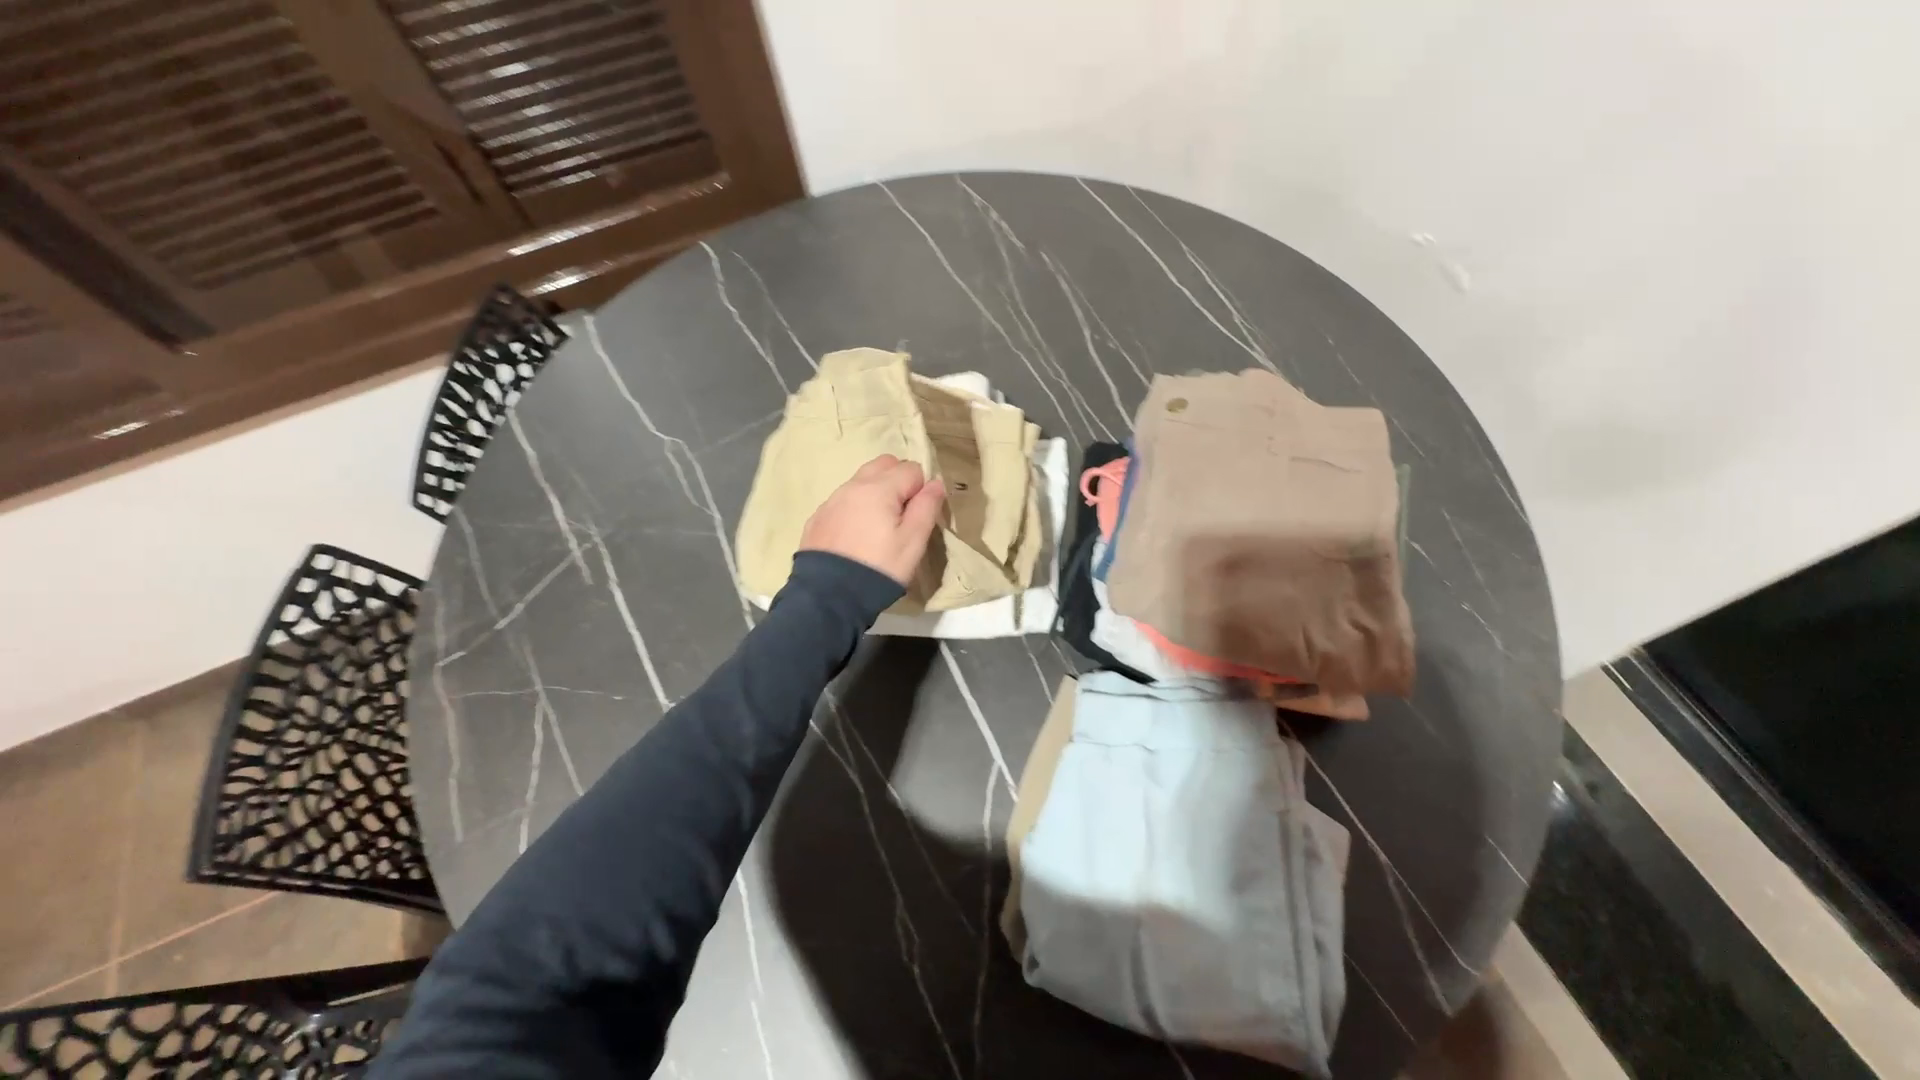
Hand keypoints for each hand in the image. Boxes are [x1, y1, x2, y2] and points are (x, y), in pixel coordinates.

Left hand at [800, 455, 945, 585]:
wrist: (829, 596)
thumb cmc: (879, 567)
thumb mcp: (913, 542)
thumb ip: (926, 507)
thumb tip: (935, 483)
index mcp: (879, 488)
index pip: (911, 469)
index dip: (921, 489)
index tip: (918, 515)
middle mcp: (852, 486)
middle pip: (883, 464)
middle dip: (898, 480)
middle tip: (902, 513)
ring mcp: (831, 501)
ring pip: (861, 480)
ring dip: (875, 492)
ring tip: (878, 526)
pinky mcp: (817, 517)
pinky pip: (842, 500)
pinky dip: (855, 507)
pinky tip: (856, 535)